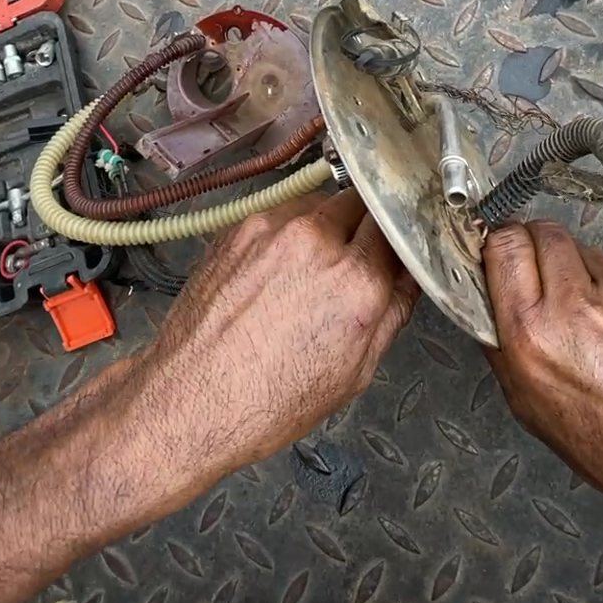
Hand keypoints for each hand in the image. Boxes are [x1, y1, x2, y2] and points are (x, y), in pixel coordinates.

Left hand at [127, 191, 418, 477]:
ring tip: (311, 268)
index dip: (400, 234)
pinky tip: (277, 269)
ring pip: (320, 203)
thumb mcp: (355, 371)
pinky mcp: (241, 225)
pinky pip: (281, 213)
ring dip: (327, 224)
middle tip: (356, 257)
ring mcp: (274, 226)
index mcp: (356, 280)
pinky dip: (289, 231)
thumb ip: (393, 311)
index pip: (397, 224)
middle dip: (365, 224)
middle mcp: (317, 240)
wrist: (190, 397)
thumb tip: (413, 274)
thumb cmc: (271, 399)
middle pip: (360, 202)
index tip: (400, 243)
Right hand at [480, 221, 602, 536]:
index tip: (502, 255)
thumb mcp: (529, 406)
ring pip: (583, 246)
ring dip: (579, 268)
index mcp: (533, 335)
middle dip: (536, 249)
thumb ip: (499, 340)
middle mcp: (577, 306)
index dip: (499, 246)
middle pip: (541, 231)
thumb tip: (483, 293)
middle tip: (546, 278)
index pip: (502, 245)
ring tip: (597, 314)